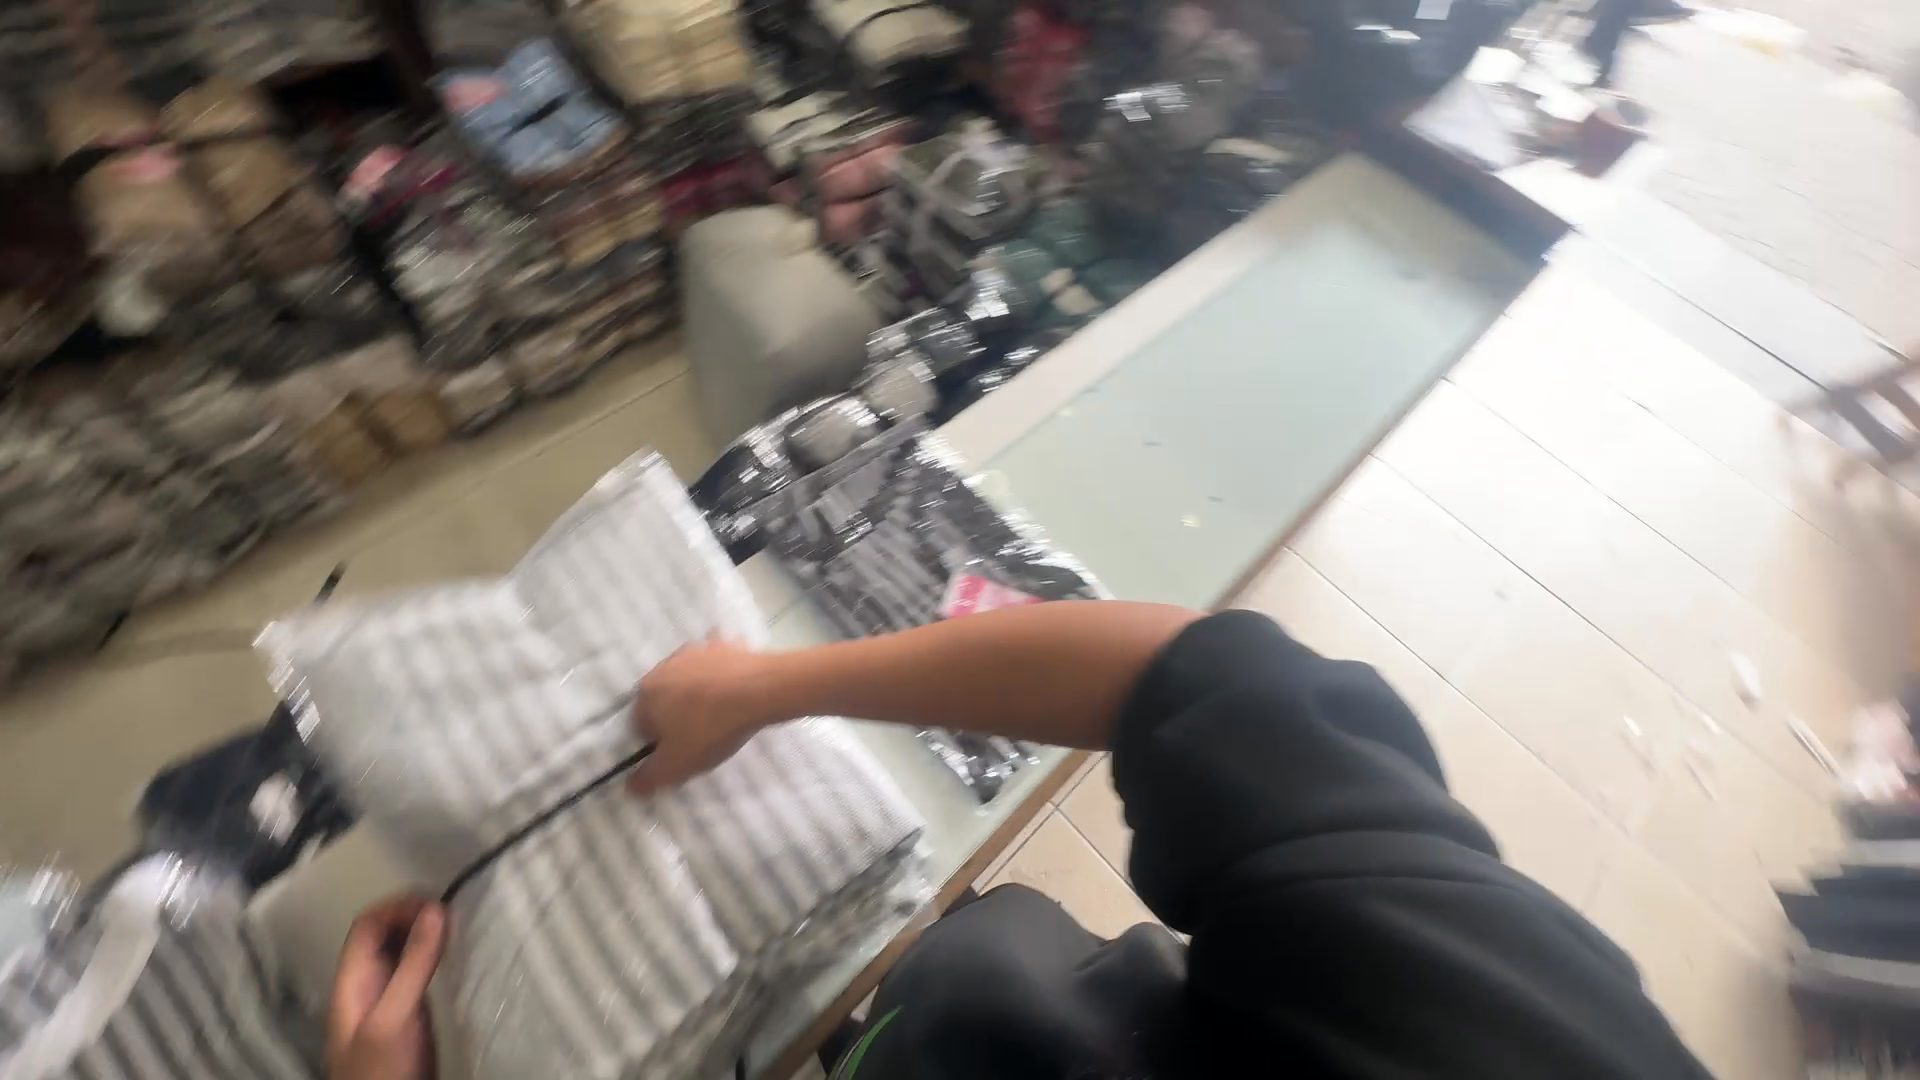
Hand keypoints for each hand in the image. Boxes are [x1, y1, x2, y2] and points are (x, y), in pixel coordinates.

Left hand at [329, 897, 444, 1079]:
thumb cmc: (382, 1069)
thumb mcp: (394, 1017)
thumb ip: (413, 964)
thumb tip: (436, 908)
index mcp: (352, 982)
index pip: (368, 924)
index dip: (399, 906)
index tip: (438, 905)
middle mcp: (368, 983)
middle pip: (386, 932)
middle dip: (418, 914)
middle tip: (456, 913)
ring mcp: (388, 997)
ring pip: (405, 947)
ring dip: (430, 931)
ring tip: (462, 927)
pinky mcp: (411, 1008)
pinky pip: (421, 966)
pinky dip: (439, 951)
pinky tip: (460, 954)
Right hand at [627, 640, 779, 796]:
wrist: (760, 690)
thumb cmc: (711, 728)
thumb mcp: (676, 765)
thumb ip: (649, 778)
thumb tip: (631, 786)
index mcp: (646, 693)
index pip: (642, 725)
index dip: (660, 744)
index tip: (682, 754)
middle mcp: (666, 666)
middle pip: (666, 698)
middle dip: (678, 715)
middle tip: (704, 735)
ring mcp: (697, 650)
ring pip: (691, 677)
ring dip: (700, 692)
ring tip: (723, 712)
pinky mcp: (726, 644)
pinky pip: (719, 659)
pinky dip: (724, 669)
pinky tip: (737, 682)